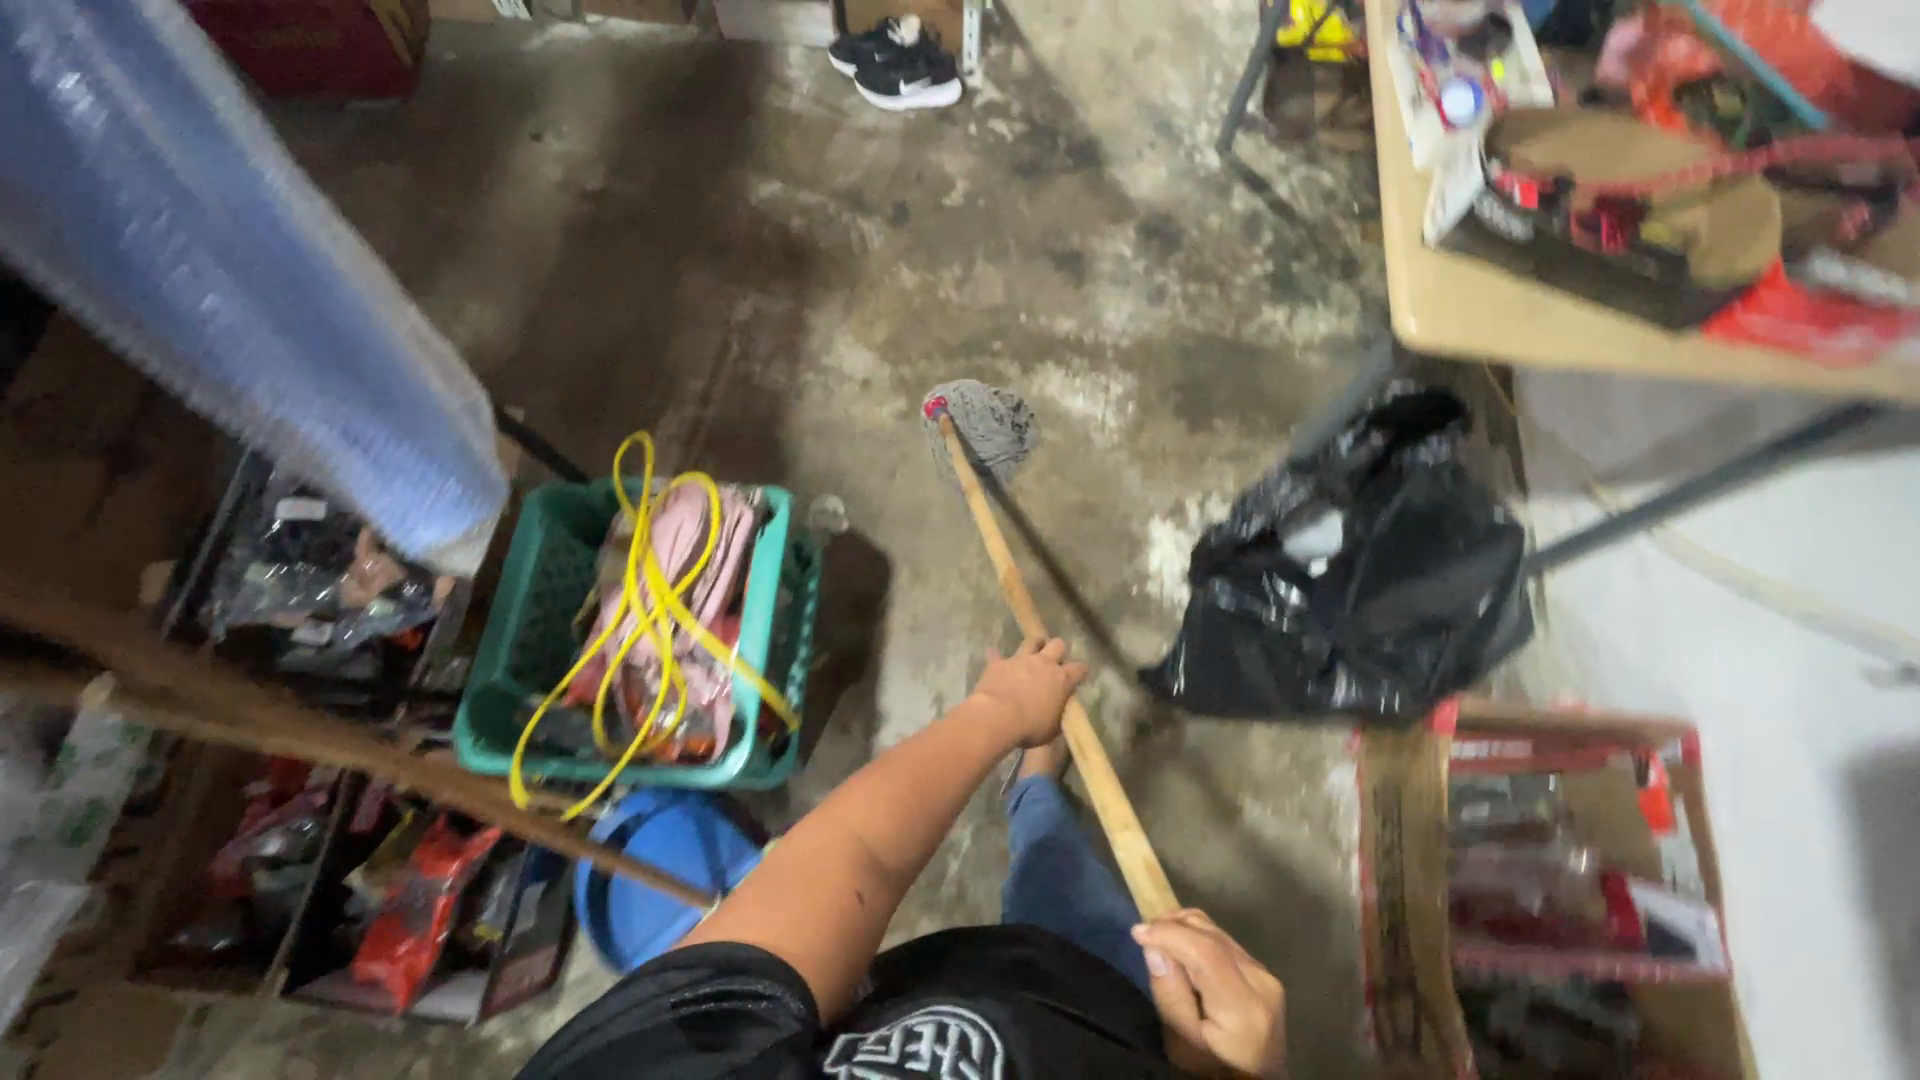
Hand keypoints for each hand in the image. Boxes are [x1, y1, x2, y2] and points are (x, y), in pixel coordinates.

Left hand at [967, 637, 1087, 747]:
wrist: (997, 716)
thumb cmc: (1030, 727)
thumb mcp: (1052, 728)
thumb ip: (1058, 713)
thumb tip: (1058, 709)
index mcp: (1061, 680)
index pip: (1079, 668)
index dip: (1080, 670)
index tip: (1079, 674)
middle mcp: (1043, 663)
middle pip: (1057, 645)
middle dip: (1058, 649)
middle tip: (1055, 657)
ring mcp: (1020, 660)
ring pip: (1031, 642)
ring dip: (1034, 644)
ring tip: (1033, 647)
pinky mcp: (998, 663)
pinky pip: (997, 655)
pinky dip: (997, 657)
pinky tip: (995, 658)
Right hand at [1133, 910, 1286, 1079]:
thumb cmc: (1212, 1070)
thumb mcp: (1183, 1044)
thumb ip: (1170, 996)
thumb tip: (1154, 948)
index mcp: (1243, 1008)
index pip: (1206, 952)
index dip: (1169, 934)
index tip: (1137, 933)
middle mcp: (1261, 982)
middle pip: (1212, 936)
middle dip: (1173, 926)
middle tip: (1144, 934)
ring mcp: (1266, 975)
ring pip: (1218, 932)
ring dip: (1185, 927)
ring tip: (1158, 938)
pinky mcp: (1263, 973)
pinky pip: (1225, 941)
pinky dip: (1198, 936)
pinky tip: (1181, 946)